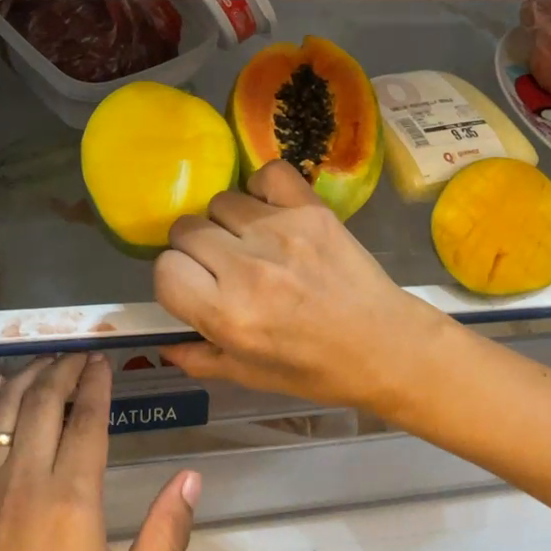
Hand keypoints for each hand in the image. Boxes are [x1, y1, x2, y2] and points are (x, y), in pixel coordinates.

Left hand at [0, 354, 199, 550]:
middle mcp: (26, 480)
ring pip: (4, 409)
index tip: (104, 360)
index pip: (86, 420)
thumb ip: (165, 538)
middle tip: (80, 354)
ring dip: (25, 376)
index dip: (96, 384)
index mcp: (72, 500)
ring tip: (45, 361)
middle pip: (43, 402)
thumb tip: (191, 479)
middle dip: (63, 369)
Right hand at [153, 161, 458, 419]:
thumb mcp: (250, 376)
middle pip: (186, 229)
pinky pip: (267, 173)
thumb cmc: (316, 369)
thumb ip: (199, 357)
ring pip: (220, 201)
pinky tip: (272, 212)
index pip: (164, 270)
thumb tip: (163, 342)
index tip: (193, 287)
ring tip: (251, 242)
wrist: (386, 347)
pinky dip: (262, 188)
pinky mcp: (311, 210)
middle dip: (195, 249)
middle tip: (221, 266)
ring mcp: (281, 233)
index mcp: (229, 316)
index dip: (173, 279)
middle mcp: (248, 269)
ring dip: (227, 221)